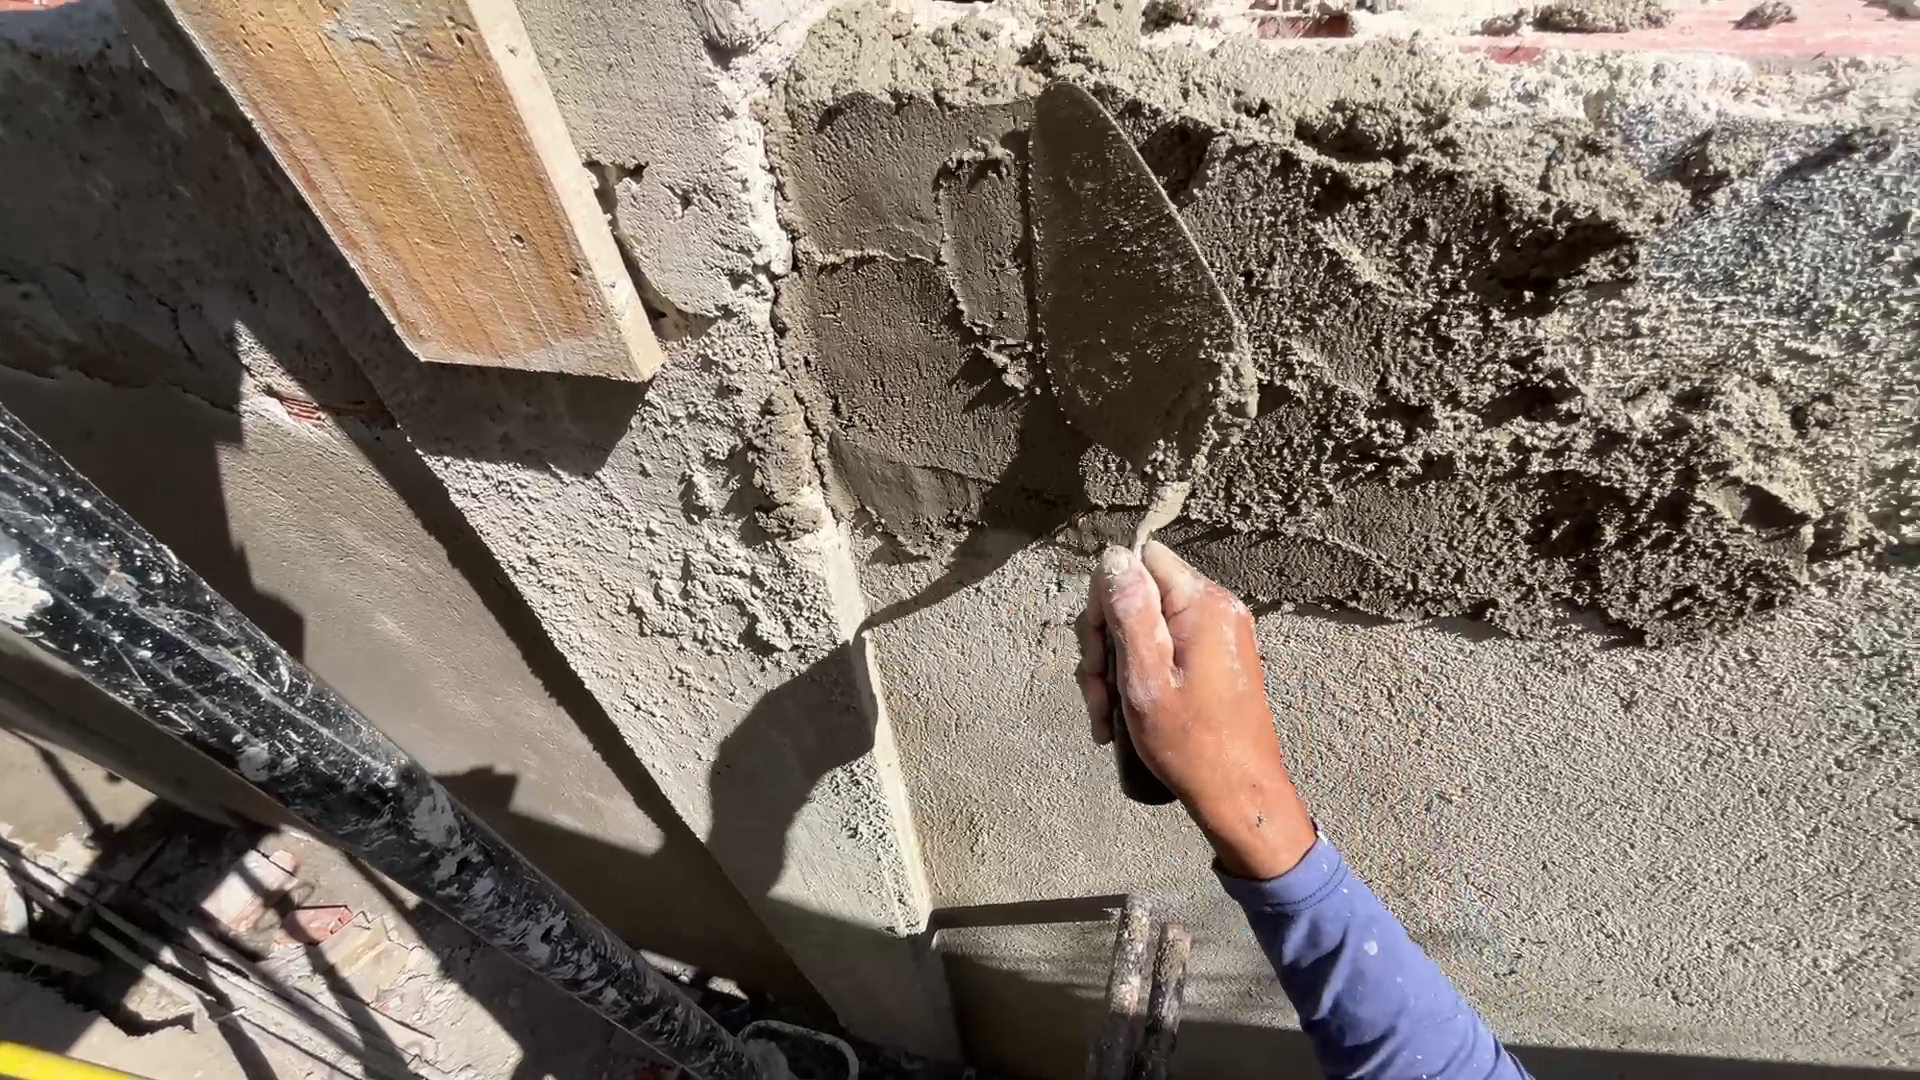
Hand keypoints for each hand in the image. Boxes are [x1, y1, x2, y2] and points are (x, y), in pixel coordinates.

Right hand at [1079, 541, 1315, 879]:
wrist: (1240, 796)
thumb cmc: (1191, 743)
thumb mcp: (1145, 677)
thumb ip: (1130, 612)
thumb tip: (1114, 557)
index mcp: (1203, 604)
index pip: (1142, 558)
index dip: (1109, 593)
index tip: (1099, 643)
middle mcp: (1214, 608)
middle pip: (1138, 593)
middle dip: (1106, 639)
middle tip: (1096, 689)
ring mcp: (1214, 633)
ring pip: (1142, 624)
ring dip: (1114, 664)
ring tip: (1104, 711)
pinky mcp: (1211, 656)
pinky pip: (1161, 646)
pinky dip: (1135, 673)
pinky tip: (1118, 711)